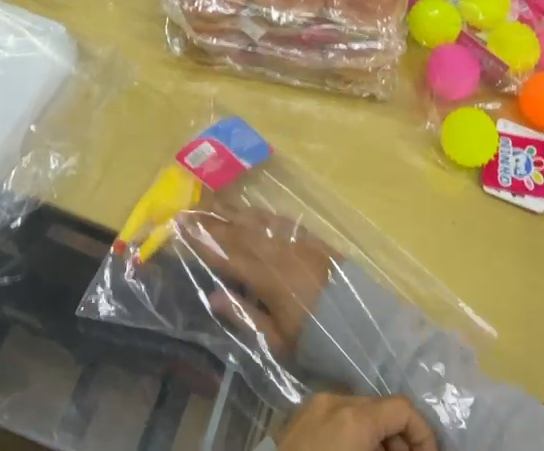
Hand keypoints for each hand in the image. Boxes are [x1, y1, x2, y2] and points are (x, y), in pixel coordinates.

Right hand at [179, 205, 335, 356]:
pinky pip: (280, 221)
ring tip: (211, 204)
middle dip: (211, 221)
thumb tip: (212, 296)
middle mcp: (279, 252)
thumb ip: (244, 315)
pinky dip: (261, 214)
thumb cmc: (316, 339)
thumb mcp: (277, 340)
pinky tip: (251, 212)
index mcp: (268, 278)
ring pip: (258, 221)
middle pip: (239, 232)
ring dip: (233, 212)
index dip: (201, 242)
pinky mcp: (311, 239)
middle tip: (187, 211)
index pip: (226, 255)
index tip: (180, 229)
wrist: (363, 324)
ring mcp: (297, 242)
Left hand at [275, 393, 437, 450]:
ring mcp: (314, 407)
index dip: (423, 435)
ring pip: (361, 415)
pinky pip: (339, 420)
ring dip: (379, 441)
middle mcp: (334, 401)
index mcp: (354, 416)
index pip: (403, 409)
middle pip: (382, 410)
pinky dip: (356, 438)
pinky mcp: (300, 419)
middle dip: (401, 442)